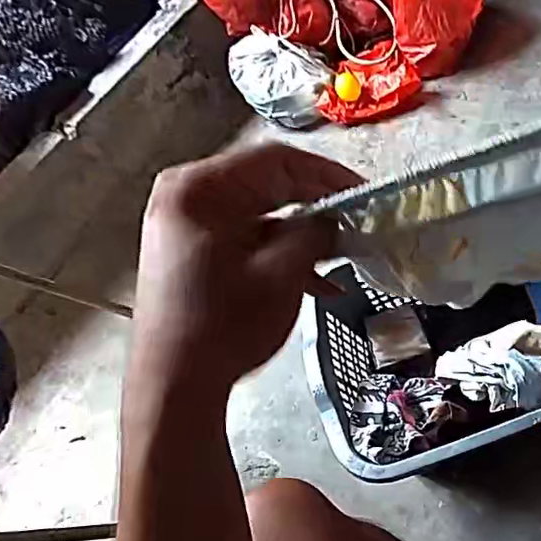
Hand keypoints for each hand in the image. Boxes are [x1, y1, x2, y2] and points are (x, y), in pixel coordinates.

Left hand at [130, 146, 360, 399]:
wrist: (176, 379)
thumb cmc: (221, 325)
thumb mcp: (281, 275)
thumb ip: (314, 236)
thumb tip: (336, 221)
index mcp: (201, 190)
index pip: (276, 160)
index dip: (328, 174)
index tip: (364, 193)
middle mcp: (191, 198)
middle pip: (269, 184)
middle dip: (320, 204)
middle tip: (360, 220)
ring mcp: (193, 227)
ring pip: (266, 214)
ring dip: (307, 233)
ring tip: (346, 252)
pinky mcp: (201, 253)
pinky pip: (253, 240)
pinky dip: (287, 255)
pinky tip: (321, 281)